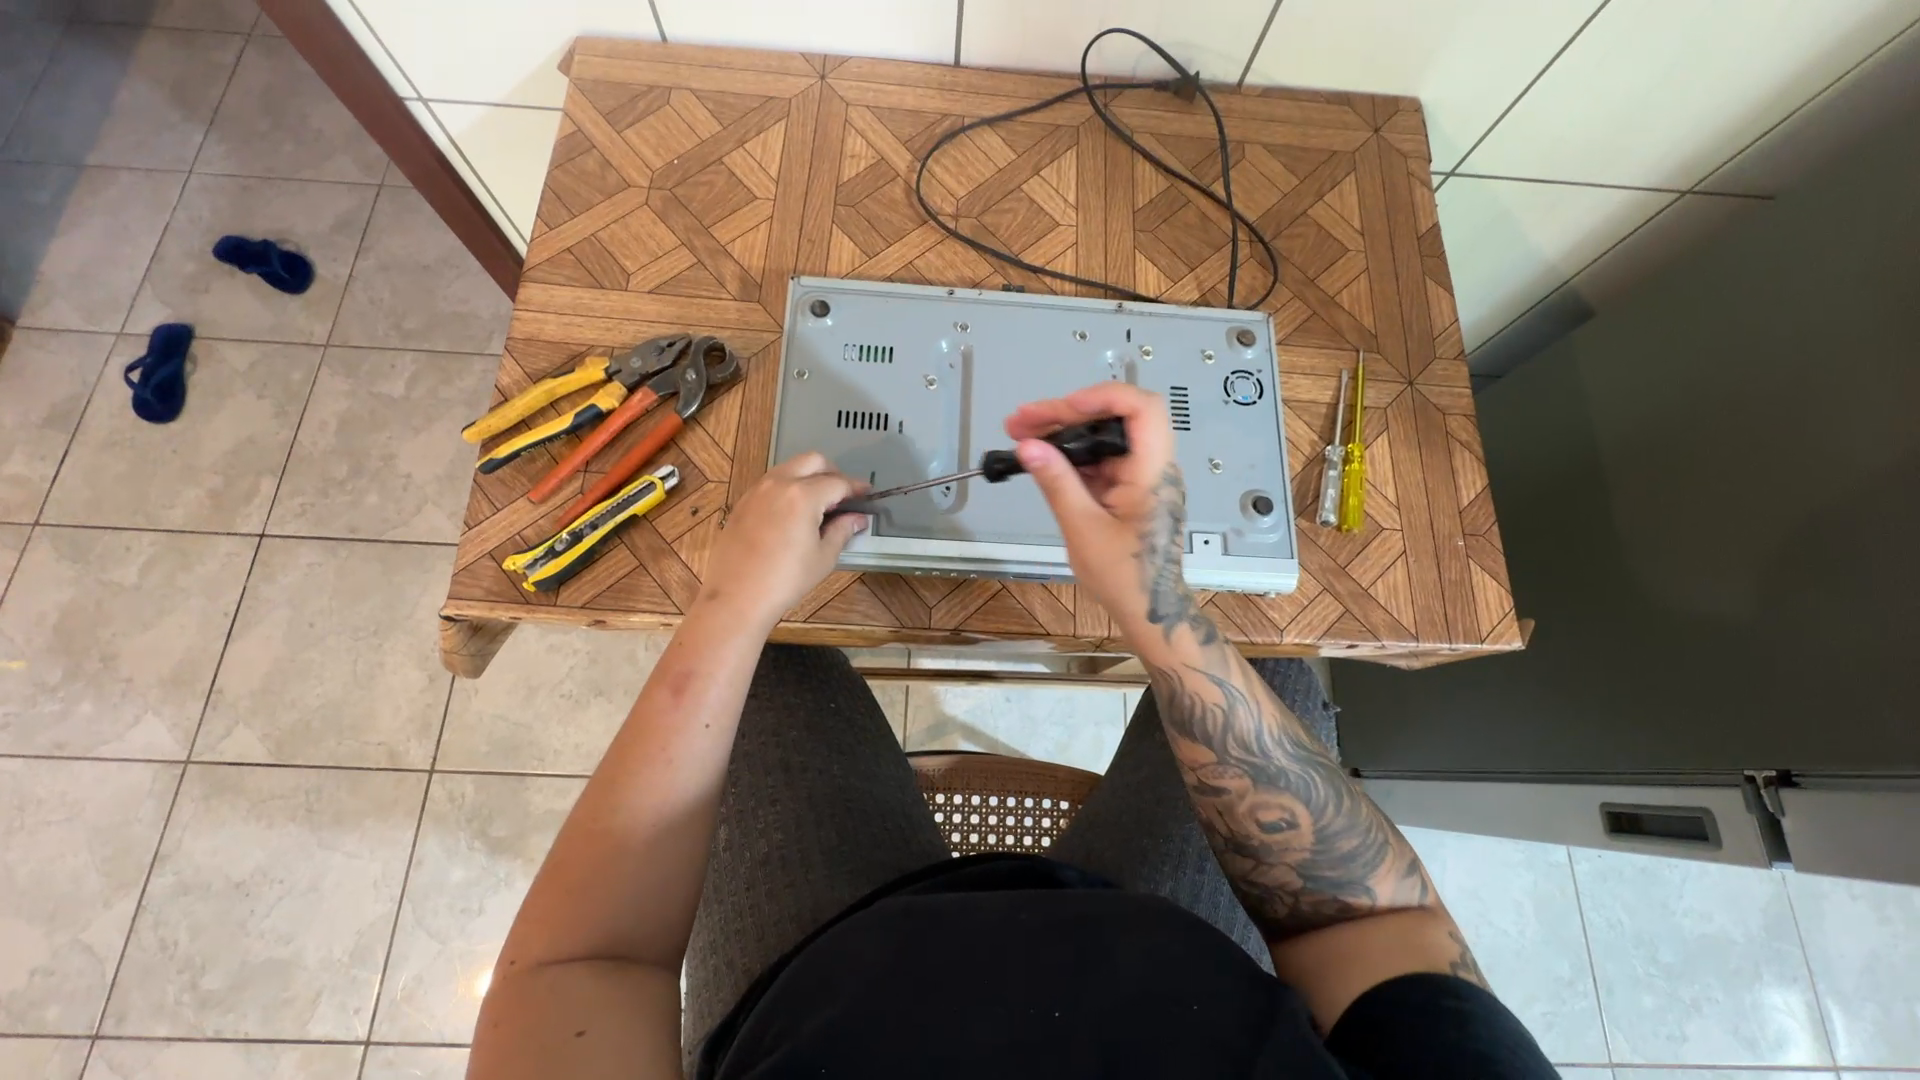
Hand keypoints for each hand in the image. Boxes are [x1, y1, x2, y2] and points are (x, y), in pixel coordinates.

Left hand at [694, 453, 867, 628]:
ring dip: (808, 476)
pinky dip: (788, 486)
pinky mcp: (743, 502)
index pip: (837, 483)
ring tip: (819, 502)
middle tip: (843, 494)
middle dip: (832, 472)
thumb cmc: (786, 580)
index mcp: (802, 495)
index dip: (856, 488)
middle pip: (812, 461)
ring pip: (789, 467)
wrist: (736, 596)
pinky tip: (793, 511)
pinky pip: (771, 482)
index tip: (867, 494)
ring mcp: (757, 490)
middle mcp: (778, 483)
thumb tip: (858, 518)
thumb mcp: (823, 557)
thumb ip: (842, 530)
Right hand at [1006, 383, 1216, 652]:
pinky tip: (1042, 459)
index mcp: (1153, 472)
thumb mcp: (1083, 529)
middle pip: (1117, 416)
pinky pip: (1102, 459)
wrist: (1149, 610)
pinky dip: (1072, 455)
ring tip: (1022, 435)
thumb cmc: (1125, 576)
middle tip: (1022, 421)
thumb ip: (1057, 483)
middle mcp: (1153, 466)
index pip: (1141, 408)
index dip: (1101, 397)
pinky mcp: (1130, 489)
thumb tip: (1029, 446)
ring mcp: (1142, 477)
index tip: (1061, 409)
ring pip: (1105, 436)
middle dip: (1068, 413)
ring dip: (1065, 432)